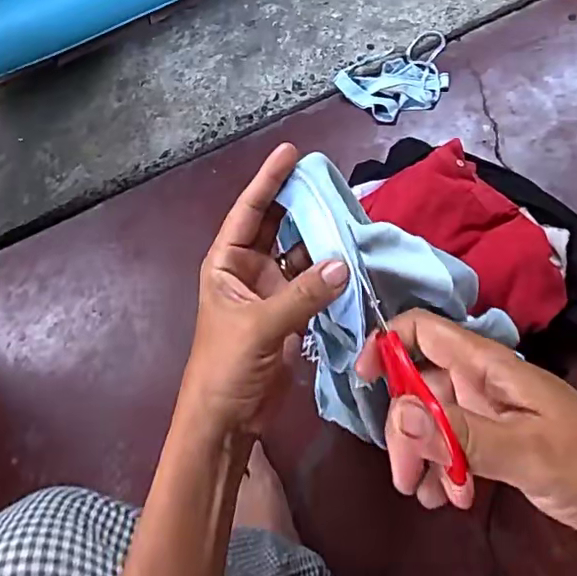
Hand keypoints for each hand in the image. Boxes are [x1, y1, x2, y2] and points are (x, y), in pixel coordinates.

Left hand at [177, 143, 349, 435]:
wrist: (226, 424)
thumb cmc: (225, 368)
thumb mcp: (260, 327)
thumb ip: (303, 294)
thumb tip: (344, 261)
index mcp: (226, 263)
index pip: (249, 210)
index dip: (269, 179)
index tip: (291, 151)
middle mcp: (249, 268)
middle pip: (277, 224)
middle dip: (299, 200)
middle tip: (329, 177)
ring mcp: (272, 289)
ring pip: (300, 251)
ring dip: (321, 235)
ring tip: (348, 212)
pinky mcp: (292, 311)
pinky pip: (314, 279)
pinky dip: (331, 268)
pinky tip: (351, 253)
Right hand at [358, 310, 576, 557]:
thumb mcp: (528, 453)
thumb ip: (463, 434)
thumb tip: (397, 409)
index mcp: (491, 365)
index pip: (426, 329)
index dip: (389, 341)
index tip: (362, 379)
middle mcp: (487, 381)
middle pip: (424, 382)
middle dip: (406, 423)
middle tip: (406, 478)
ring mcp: (497, 411)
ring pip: (439, 418)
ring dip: (425, 451)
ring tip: (430, 497)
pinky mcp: (507, 442)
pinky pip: (460, 445)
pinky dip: (447, 468)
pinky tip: (450, 499)